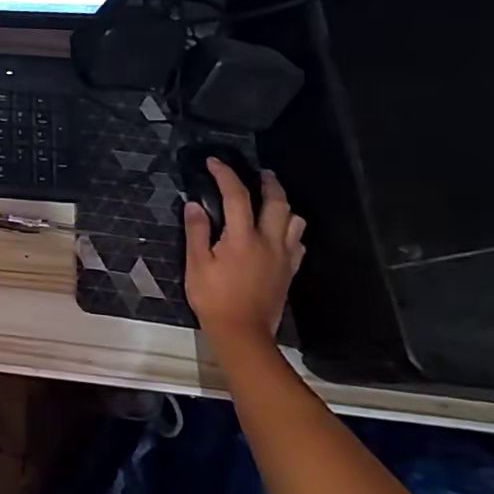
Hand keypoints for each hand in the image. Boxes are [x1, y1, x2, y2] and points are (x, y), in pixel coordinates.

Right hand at [183, 160, 306, 355]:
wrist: (242, 331)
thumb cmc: (213, 297)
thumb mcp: (196, 264)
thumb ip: (197, 231)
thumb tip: (195, 204)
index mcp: (243, 237)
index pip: (236, 195)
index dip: (225, 175)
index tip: (213, 162)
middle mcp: (269, 241)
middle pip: (277, 202)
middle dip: (268, 182)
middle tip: (258, 172)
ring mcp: (284, 256)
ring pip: (295, 220)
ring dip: (284, 205)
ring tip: (270, 201)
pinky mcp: (290, 270)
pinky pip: (298, 241)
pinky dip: (289, 229)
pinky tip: (278, 233)